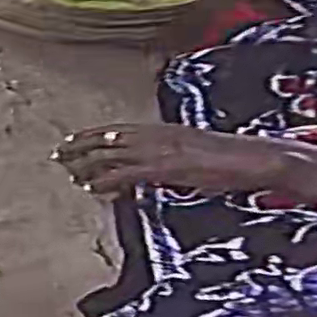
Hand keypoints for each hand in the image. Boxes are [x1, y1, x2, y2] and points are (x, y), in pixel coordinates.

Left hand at [54, 124, 306, 197]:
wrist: (259, 158)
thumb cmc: (232, 155)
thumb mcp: (191, 145)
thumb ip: (165, 149)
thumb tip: (146, 163)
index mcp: (160, 128)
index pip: (114, 129)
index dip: (88, 135)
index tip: (69, 139)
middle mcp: (153, 136)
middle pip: (103, 140)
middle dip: (77, 147)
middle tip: (57, 154)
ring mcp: (157, 151)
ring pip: (108, 156)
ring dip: (84, 165)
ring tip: (69, 173)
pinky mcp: (163, 168)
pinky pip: (123, 174)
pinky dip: (103, 180)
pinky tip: (91, 187)